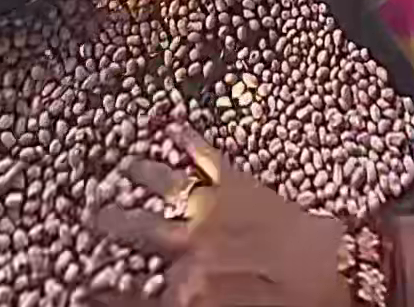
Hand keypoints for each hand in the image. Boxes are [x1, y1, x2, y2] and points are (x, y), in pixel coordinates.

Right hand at [95, 126, 351, 306]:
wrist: (332, 273)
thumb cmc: (286, 306)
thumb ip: (191, 301)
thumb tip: (167, 294)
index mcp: (190, 289)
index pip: (134, 291)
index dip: (104, 288)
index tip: (81, 283)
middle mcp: (192, 244)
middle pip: (140, 231)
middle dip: (111, 222)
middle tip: (89, 212)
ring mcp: (212, 207)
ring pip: (165, 185)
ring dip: (141, 174)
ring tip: (122, 165)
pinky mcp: (235, 180)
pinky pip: (206, 155)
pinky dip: (189, 138)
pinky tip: (176, 124)